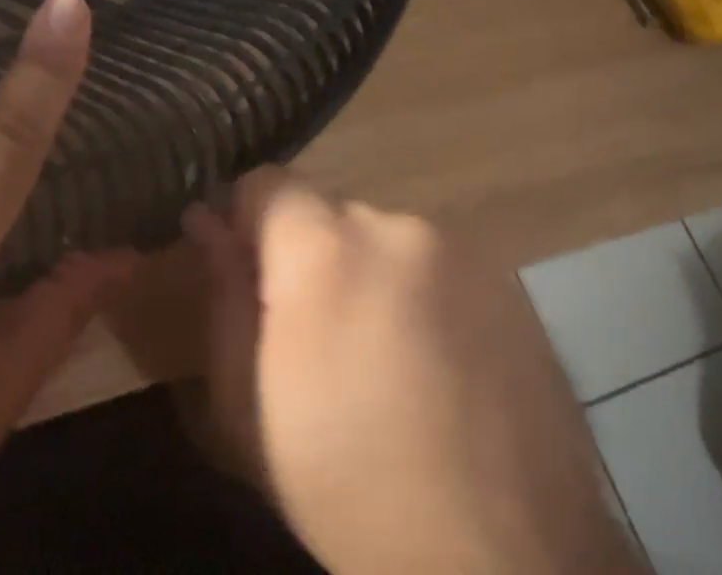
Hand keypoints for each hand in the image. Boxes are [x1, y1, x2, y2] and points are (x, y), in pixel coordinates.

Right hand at [185, 168, 645, 574]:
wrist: (497, 561)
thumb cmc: (342, 481)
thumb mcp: (246, 398)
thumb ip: (223, 293)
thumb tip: (204, 222)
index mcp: (324, 249)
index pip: (266, 184)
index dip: (243, 223)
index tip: (244, 276)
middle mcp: (399, 230)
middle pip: (329, 214)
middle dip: (307, 257)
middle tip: (310, 336)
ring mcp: (469, 257)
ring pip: (388, 243)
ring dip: (367, 277)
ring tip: (377, 360)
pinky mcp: (517, 292)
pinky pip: (442, 272)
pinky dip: (422, 299)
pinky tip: (431, 370)